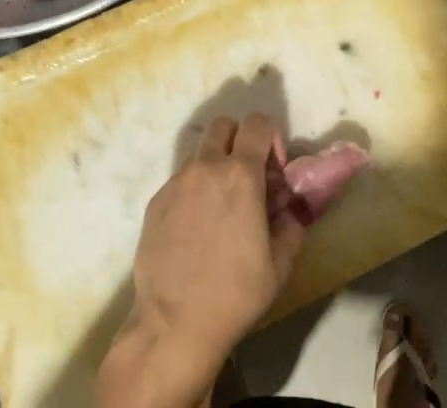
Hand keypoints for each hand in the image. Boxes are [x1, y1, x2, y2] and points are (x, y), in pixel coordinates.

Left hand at [97, 113, 307, 407]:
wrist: (175, 323)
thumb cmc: (236, 293)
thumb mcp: (281, 262)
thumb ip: (291, 222)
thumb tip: (288, 206)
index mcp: (240, 175)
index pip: (256, 122)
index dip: (271, 138)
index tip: (275, 171)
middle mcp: (204, 168)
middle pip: (223, 126)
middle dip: (241, 141)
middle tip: (250, 178)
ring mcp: (175, 183)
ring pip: (199, 152)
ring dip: (216, 164)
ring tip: (223, 207)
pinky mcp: (155, 202)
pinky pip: (180, 180)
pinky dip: (195, 189)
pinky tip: (198, 228)